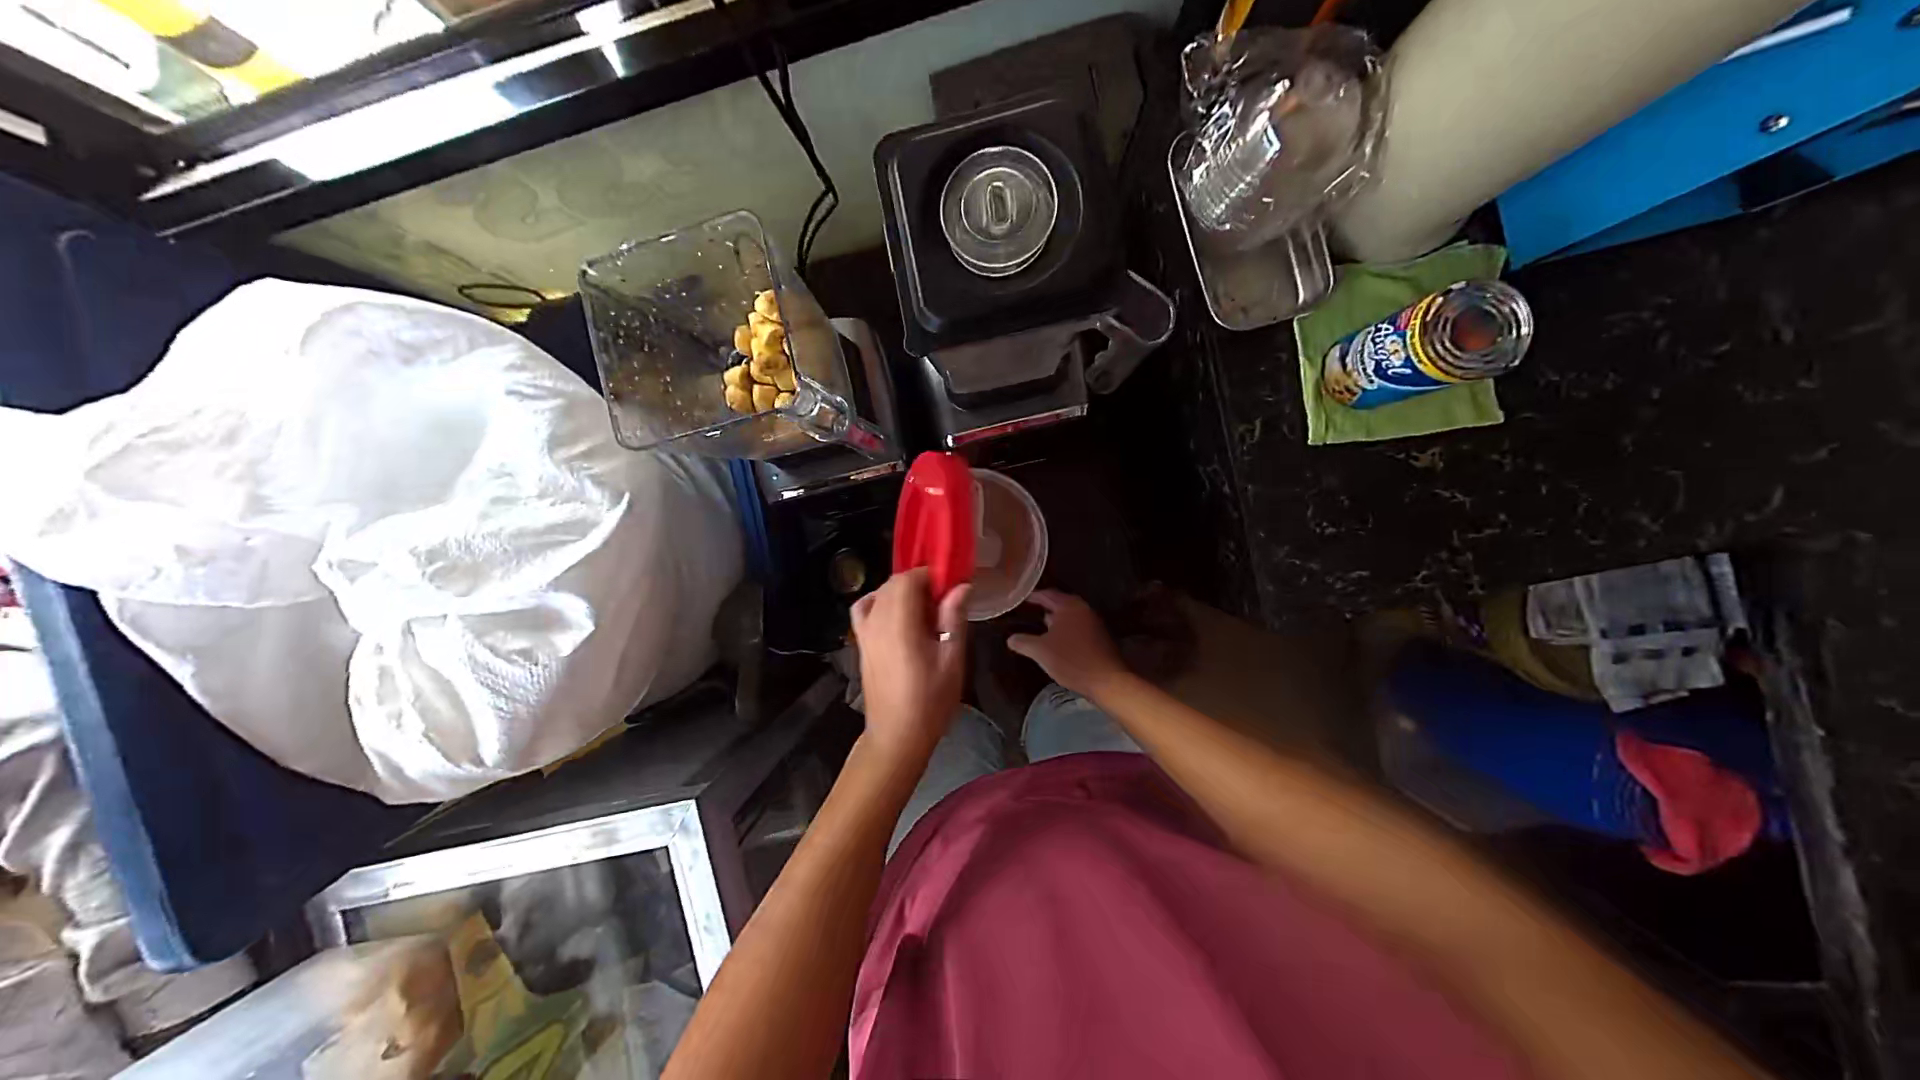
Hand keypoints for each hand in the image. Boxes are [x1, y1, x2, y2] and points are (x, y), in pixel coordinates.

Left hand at [850, 568, 969, 760]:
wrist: (897, 736)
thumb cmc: (930, 701)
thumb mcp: (952, 660)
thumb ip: (953, 618)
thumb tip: (961, 586)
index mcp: (900, 624)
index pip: (908, 579)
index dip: (930, 575)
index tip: (950, 585)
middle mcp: (877, 622)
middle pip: (893, 584)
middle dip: (918, 583)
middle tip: (943, 600)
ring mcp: (864, 633)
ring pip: (880, 594)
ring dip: (902, 593)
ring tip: (924, 611)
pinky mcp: (861, 644)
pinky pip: (865, 609)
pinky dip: (880, 602)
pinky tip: (897, 616)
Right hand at [1007, 590, 1127, 698]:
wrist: (1107, 680)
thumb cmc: (1071, 659)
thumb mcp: (1040, 651)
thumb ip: (1022, 642)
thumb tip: (1010, 638)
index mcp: (1069, 605)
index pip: (1046, 594)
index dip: (1032, 597)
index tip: (1019, 600)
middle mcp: (1083, 609)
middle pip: (1059, 604)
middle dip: (1043, 609)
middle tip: (1026, 613)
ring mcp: (1093, 623)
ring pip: (1068, 617)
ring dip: (1055, 622)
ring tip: (1038, 629)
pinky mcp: (1099, 637)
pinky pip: (1076, 628)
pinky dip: (1065, 631)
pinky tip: (1056, 643)